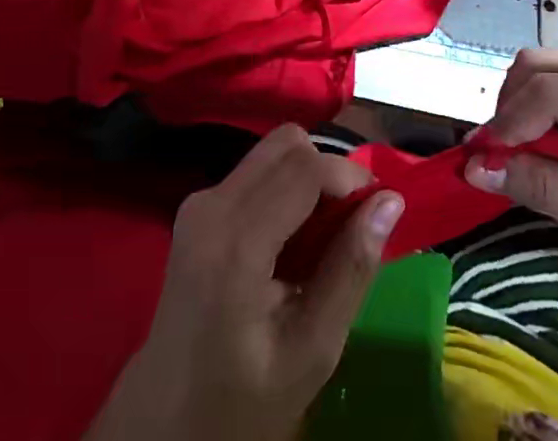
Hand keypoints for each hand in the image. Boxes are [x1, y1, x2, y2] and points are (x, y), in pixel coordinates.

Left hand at [84, 124, 405, 440]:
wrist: (166, 416)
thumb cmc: (244, 395)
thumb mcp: (314, 347)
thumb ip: (352, 267)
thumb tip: (390, 200)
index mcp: (236, 242)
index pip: (306, 166)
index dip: (350, 178)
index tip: (375, 214)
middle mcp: (211, 205)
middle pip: (287, 144)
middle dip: (328, 172)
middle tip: (346, 226)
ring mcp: (198, 202)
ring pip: (272, 153)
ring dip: (307, 180)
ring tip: (319, 241)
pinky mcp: (196, 206)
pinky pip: (255, 172)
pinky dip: (285, 191)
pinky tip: (289, 243)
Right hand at [465, 48, 557, 319]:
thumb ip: (545, 189)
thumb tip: (474, 168)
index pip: (554, 89)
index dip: (509, 122)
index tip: (481, 161)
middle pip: (543, 64)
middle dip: (511, 109)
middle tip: (501, 160)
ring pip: (548, 67)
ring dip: (523, 108)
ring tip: (528, 157)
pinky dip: (542, 110)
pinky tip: (554, 148)